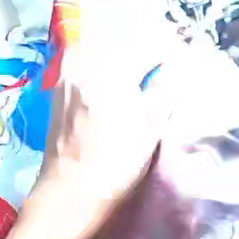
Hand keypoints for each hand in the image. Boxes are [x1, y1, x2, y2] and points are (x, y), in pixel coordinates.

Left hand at [22, 56, 162, 238]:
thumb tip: (175, 66)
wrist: (68, 195)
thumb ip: (164, 89)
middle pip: (118, 43)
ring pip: (97, 52)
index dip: (168, 52)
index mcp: (110, 69)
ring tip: (135, 75)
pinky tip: (110, 87)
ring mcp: (66, 79)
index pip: (147, 46)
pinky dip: (99, 69)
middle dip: (141, 50)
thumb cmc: (115, 163)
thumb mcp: (151, 126)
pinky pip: (81, 67)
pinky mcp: (57, 96)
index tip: (181, 61)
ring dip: (118, 57)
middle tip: (160, 65)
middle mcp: (83, 65)